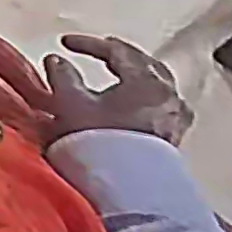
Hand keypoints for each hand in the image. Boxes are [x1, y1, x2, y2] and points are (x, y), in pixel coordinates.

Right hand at [37, 35, 193, 143]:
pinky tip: (128, 101)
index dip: (89, 43)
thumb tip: (57, 60)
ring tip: (116, 74)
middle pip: (145, 65)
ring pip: (156, 85)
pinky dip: (140, 94)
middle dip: (119, 55)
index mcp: (147, 82)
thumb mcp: (70, 100)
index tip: (65, 43)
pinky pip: (158, 104)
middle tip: (100, 50)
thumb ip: (63, 75)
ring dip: (134, 75)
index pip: (118, 52)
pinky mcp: (172, 139)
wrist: (126, 188)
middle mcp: (168, 97)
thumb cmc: (99, 138)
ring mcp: (174, 120)